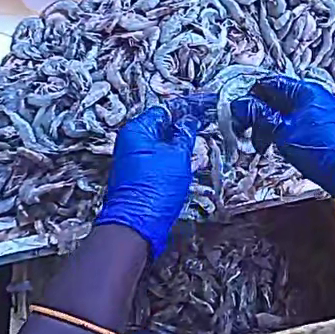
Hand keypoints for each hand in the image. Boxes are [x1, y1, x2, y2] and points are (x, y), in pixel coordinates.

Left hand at [94, 97, 205, 257]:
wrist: (138, 225)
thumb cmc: (154, 189)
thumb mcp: (177, 156)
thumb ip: (184, 135)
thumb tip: (189, 121)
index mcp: (135, 131)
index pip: (163, 110)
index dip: (184, 109)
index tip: (202, 108)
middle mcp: (130, 143)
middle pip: (160, 127)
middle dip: (182, 128)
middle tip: (204, 126)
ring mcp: (133, 161)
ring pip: (160, 145)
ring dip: (179, 145)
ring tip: (199, 145)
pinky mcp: (139, 177)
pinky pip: (158, 161)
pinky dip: (173, 160)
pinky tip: (188, 163)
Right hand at [229, 75, 334, 200]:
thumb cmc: (324, 151)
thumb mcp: (283, 132)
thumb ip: (260, 115)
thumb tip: (241, 105)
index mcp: (305, 90)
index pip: (269, 83)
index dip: (251, 97)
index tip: (240, 114)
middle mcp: (316, 96)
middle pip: (278, 98)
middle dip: (260, 114)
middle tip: (249, 132)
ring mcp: (323, 112)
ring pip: (288, 112)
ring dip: (272, 126)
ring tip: (264, 143)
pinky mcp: (327, 128)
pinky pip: (299, 123)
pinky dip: (286, 132)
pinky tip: (282, 146)